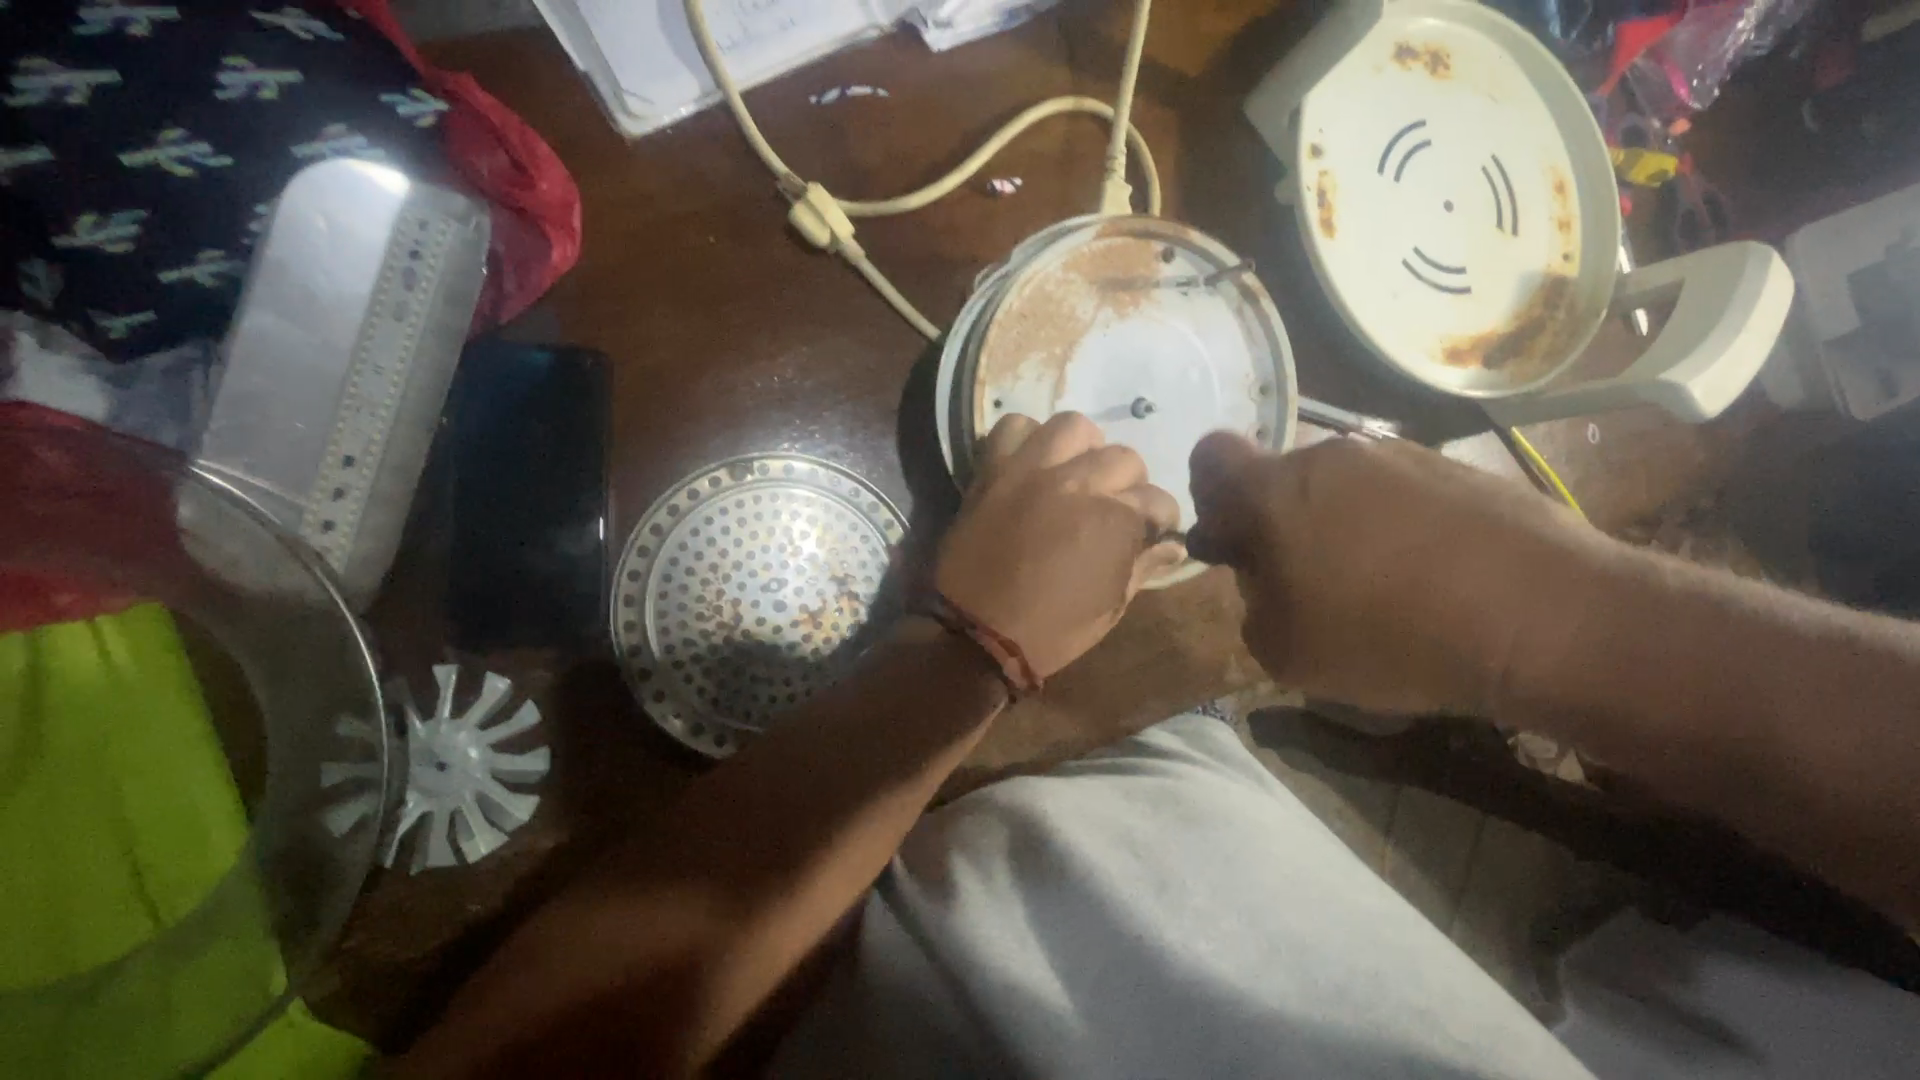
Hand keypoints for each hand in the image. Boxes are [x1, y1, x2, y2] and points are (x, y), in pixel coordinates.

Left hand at [934, 413, 1186, 678]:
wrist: (974, 633)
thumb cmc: (1050, 631)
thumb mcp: (1110, 607)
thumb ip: (1143, 566)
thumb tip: (1174, 546)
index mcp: (1113, 520)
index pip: (1156, 500)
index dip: (1159, 520)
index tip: (1151, 533)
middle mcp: (1076, 483)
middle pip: (1122, 458)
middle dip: (1129, 484)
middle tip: (1115, 507)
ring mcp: (1030, 470)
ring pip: (1073, 427)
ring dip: (1084, 448)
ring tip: (1077, 473)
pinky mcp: (992, 470)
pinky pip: (1012, 428)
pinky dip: (1027, 438)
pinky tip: (1033, 463)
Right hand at [1187, 433, 1612, 715]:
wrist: (1546, 620)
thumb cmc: (1389, 638)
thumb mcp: (1284, 652)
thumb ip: (1253, 605)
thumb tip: (1270, 581)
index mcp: (1275, 491)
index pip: (1211, 455)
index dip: (1211, 495)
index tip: (1239, 544)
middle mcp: (1331, 456)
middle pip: (1282, 478)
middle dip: (1283, 524)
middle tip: (1314, 586)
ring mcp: (1401, 456)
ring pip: (1343, 486)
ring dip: (1344, 527)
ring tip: (1385, 589)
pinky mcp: (1459, 469)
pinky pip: (1402, 494)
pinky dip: (1401, 529)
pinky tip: (1435, 580)